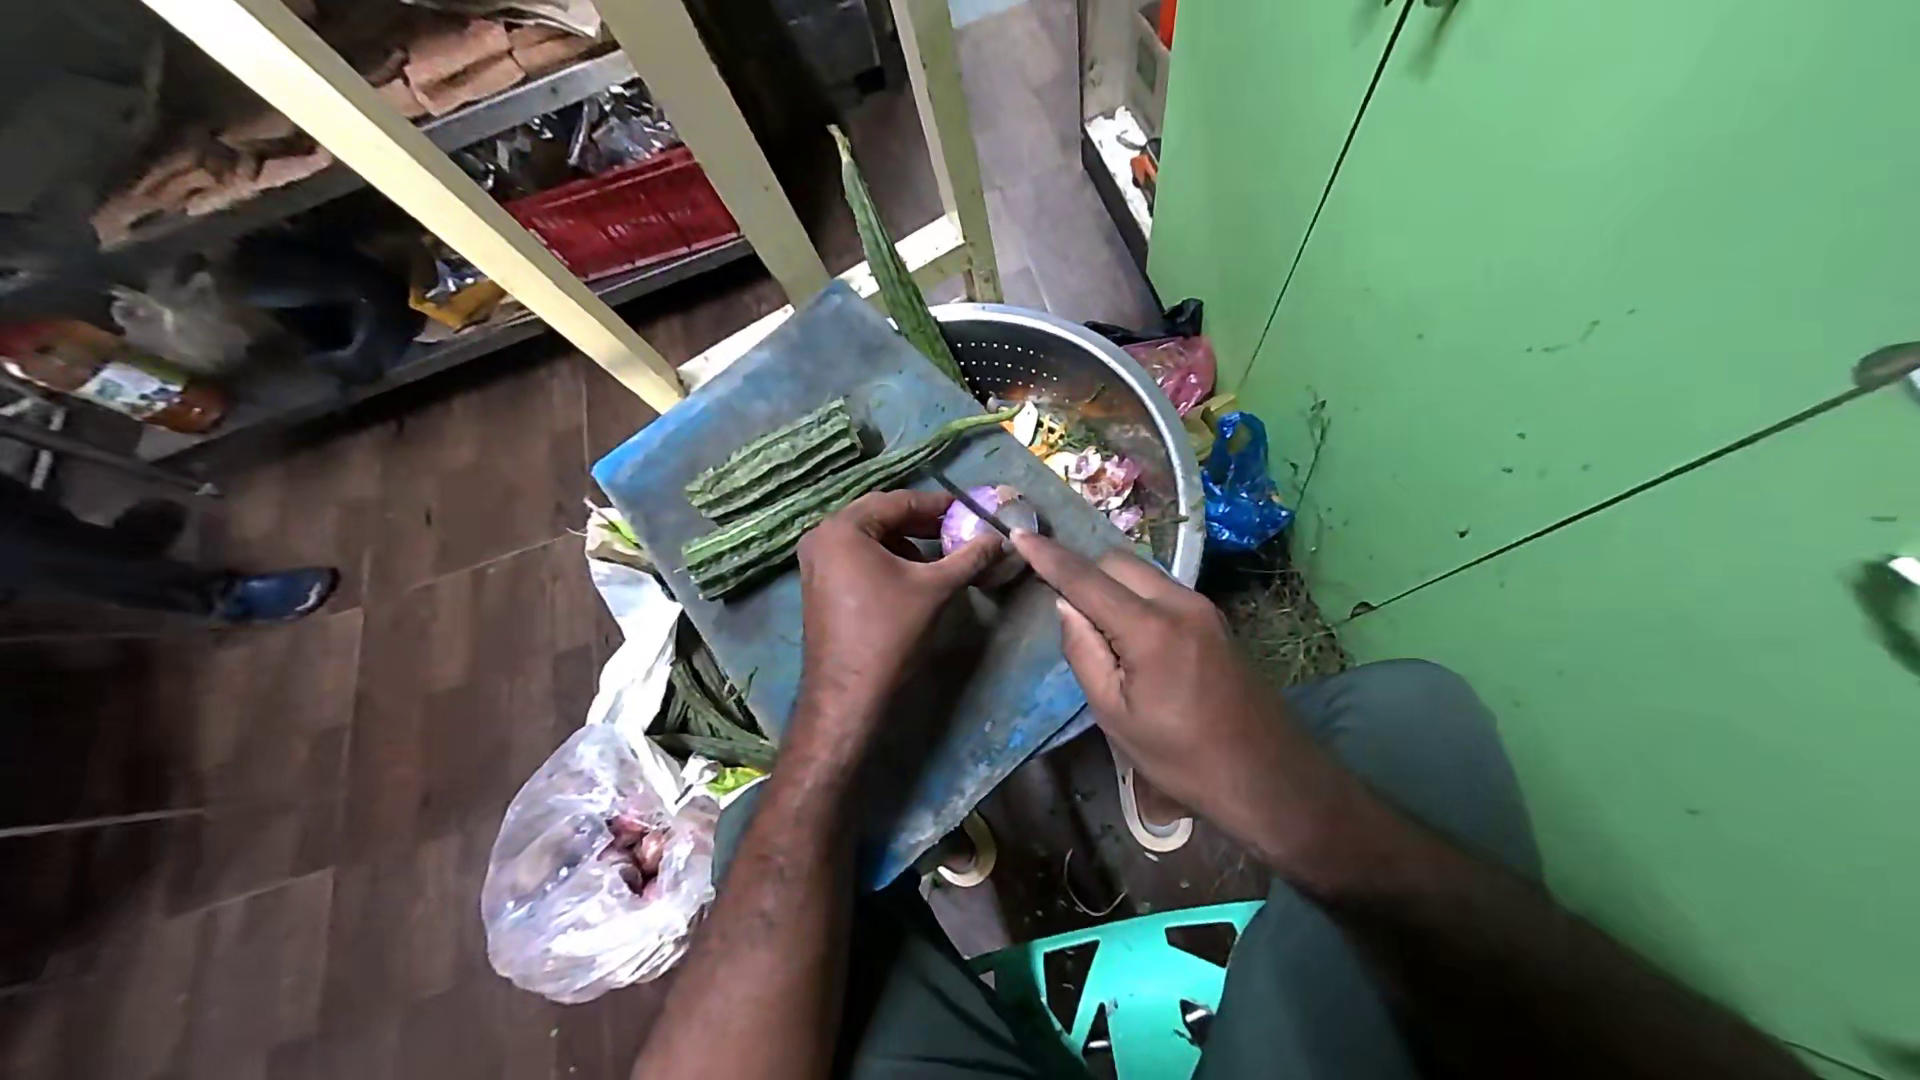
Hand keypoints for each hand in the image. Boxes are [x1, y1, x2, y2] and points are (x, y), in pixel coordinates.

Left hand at [789, 490, 1000, 762]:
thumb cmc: (890, 631)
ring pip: (867, 537)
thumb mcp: (935, 588)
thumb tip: (1000, 540)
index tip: (965, 507)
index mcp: (843, 528)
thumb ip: (970, 557)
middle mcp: (821, 538)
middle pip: (878, 516)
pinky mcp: (818, 584)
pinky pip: (856, 556)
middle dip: (919, 521)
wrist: (848, 692)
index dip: (935, 503)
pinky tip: (911, 573)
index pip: (896, 501)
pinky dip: (885, 557)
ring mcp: (815, 562)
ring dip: (904, 540)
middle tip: (955, 527)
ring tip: (938, 553)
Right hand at [1011, 531, 1364, 874]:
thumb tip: (1066, 604)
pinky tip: (1126, 626)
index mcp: (1149, 629)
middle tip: (1058, 599)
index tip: (1018, 535)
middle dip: (1082, 569)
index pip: (1086, 579)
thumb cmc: (1182, 758)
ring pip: (1140, 571)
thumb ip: (1083, 651)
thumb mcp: (1114, 715)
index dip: (1048, 556)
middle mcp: (1179, 603)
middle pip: (1116, 562)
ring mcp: (1202, 607)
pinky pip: (1160, 588)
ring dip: (1108, 581)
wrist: (1269, 777)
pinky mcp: (1214, 618)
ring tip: (1090, 617)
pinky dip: (1133, 593)